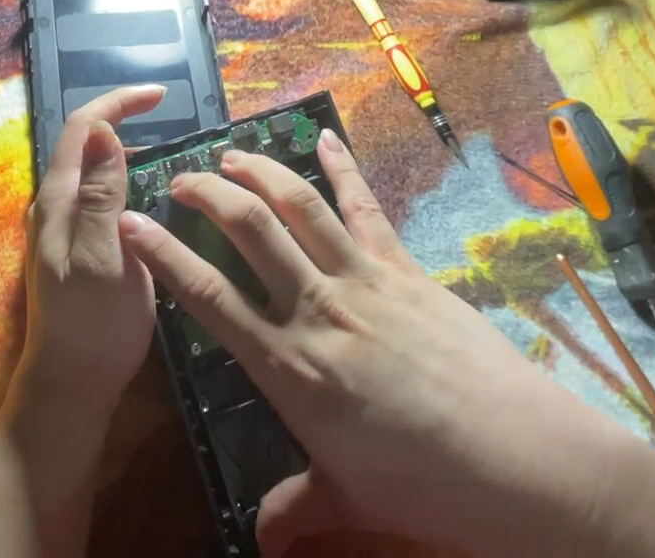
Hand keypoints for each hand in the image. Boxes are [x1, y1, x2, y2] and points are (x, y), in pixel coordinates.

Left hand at [11, 84, 166, 414]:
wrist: (69, 386)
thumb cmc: (93, 325)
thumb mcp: (104, 257)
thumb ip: (100, 195)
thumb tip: (102, 130)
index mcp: (59, 200)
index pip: (82, 127)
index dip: (117, 103)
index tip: (159, 93)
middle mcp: (53, 205)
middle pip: (82, 141)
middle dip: (121, 117)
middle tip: (168, 116)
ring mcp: (60, 226)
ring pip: (89, 167)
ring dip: (121, 146)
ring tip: (164, 146)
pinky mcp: (73, 245)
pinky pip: (95, 192)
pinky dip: (120, 176)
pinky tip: (145, 191)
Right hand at [117, 130, 644, 557]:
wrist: (521, 461)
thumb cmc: (425, 482)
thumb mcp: (348, 497)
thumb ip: (295, 510)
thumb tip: (260, 543)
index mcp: (290, 365)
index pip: (209, 297)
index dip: (164, 255)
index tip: (132, 224)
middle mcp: (317, 308)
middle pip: (250, 231)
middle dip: (208, 195)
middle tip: (180, 178)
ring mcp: (363, 280)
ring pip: (299, 207)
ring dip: (260, 173)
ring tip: (231, 155)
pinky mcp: (405, 268)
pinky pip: (366, 208)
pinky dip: (343, 169)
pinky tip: (325, 137)